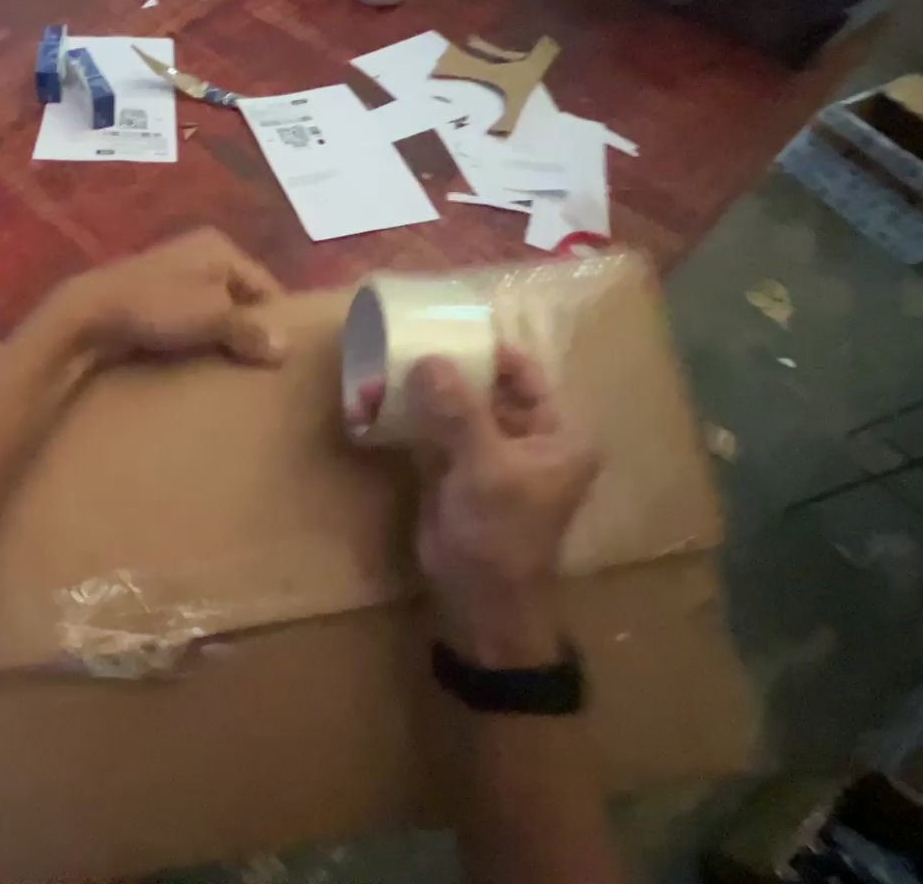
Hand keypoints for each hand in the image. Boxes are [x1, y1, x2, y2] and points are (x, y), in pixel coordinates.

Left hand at [40, 228, 285, 368]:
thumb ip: (250, 331)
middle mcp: (199, 252)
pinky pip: (189, 316)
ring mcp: (174, 272)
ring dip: (221, 333)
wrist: (91, 313)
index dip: (278, 318)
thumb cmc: (158, 306)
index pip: (266, 283)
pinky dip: (197, 334)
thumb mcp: (212, 318)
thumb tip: (286, 347)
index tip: (286, 354)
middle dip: (248, 326)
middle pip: (239, 295)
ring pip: (214, 307)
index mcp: (220, 246)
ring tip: (232, 366)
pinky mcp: (153, 294)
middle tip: (260, 364)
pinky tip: (199, 358)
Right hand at [354, 346, 598, 665]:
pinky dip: (400, 419)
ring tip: (370, 380)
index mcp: (555, 433)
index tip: (444, 325)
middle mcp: (522, 436)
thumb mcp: (486, 468)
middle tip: (395, 348)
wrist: (478, 598)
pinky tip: (367, 408)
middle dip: (438, 370)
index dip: (486, 348)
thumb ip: (458, 413)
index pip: (522, 374)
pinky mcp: (450, 470)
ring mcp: (483, 453)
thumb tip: (427, 360)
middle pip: (479, 386)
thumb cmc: (501, 533)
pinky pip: (426, 432)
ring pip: (447, 408)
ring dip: (411, 394)